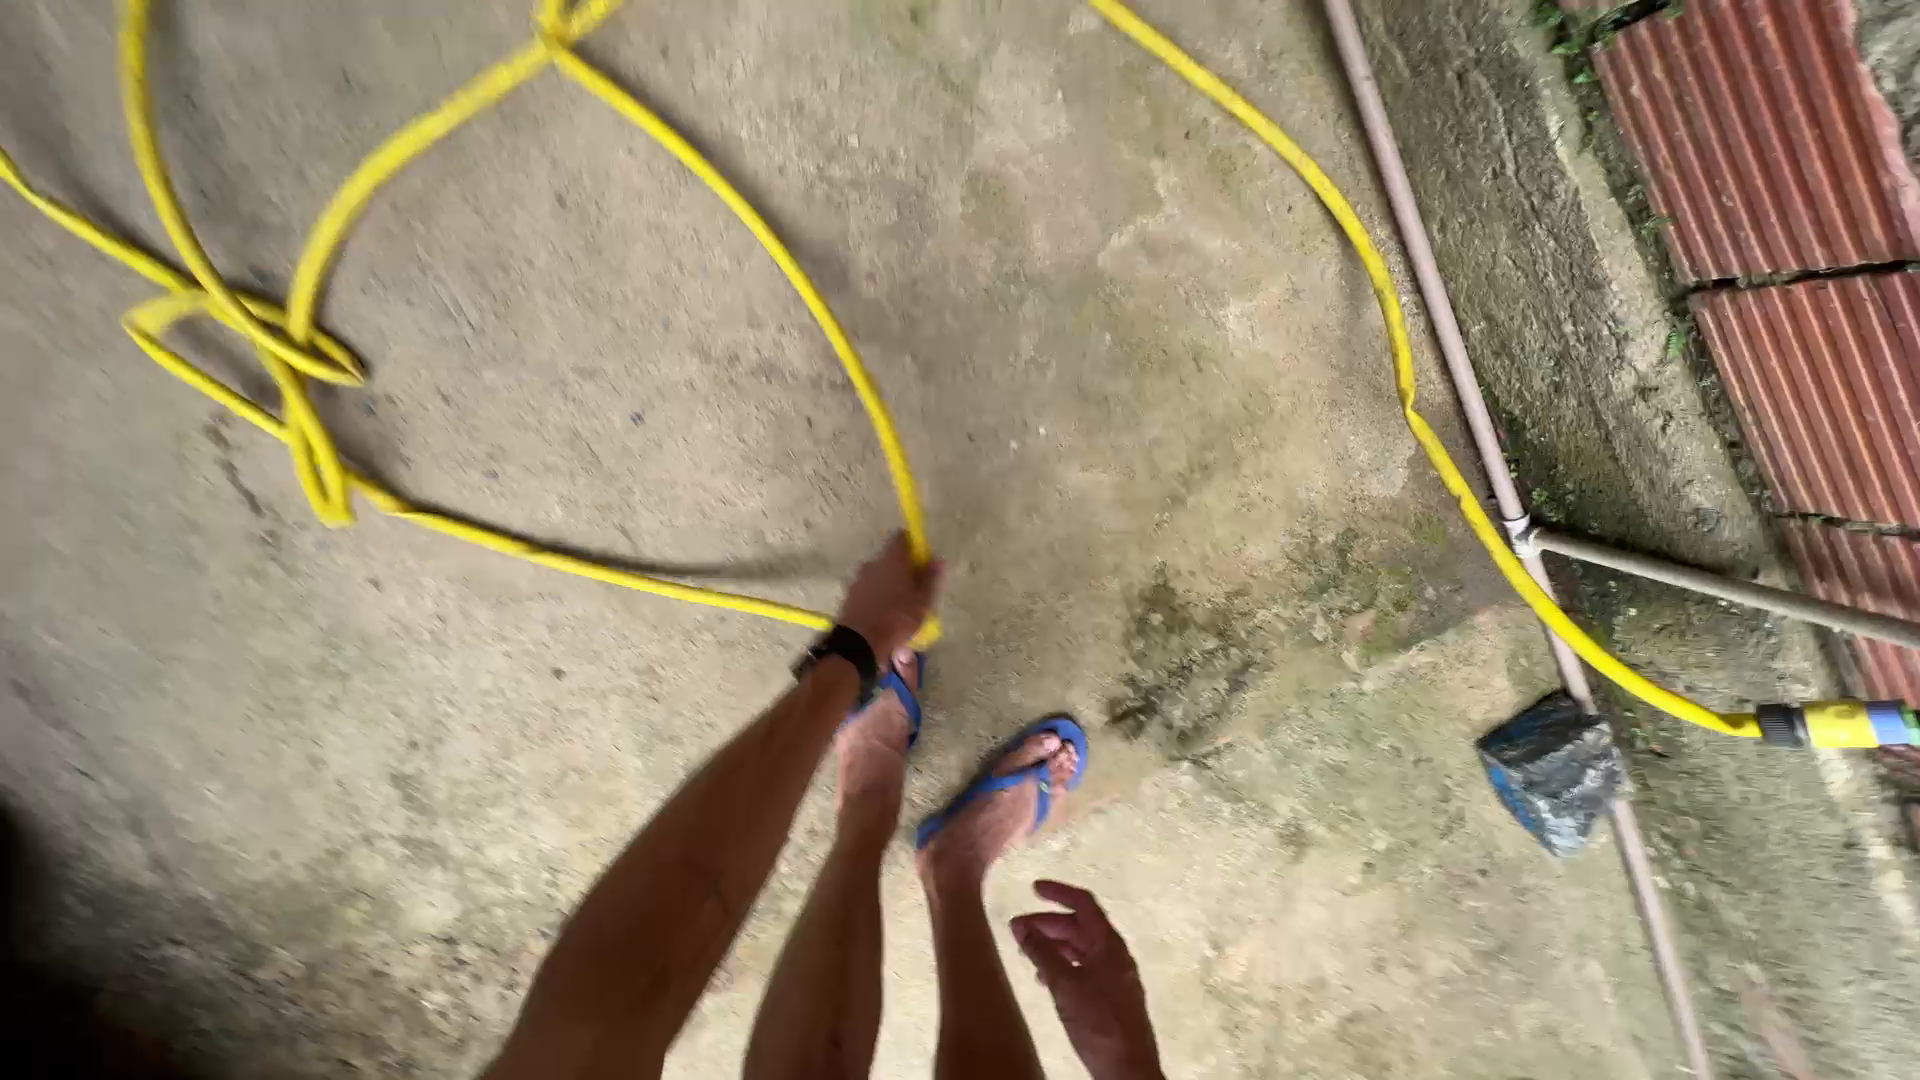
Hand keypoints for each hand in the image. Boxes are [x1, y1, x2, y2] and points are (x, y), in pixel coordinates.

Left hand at [835, 531, 944, 660]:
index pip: (903, 537)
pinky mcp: (850, 596)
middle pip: (891, 559)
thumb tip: (939, 560)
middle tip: (916, 593)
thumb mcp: (923, 601)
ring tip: (901, 612)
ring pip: (880, 577)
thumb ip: (931, 578)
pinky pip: (869, 592)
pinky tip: (885, 620)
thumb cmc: (897, 618)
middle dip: (904, 572)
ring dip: (891, 588)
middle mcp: (873, 563)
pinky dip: (878, 600)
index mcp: (892, 559)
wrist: (859, 643)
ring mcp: (858, 579)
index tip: (924, 565)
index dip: (915, 548)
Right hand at [1011, 881, 1164, 1079]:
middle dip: (1049, 924)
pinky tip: (1045, 980)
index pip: (1084, 904)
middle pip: (1079, 926)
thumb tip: (1019, 924)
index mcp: (1109, 944)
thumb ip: (1041, 952)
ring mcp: (1115, 976)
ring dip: (1054, 946)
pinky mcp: (1111, 996)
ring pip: (1080, 949)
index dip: (1058, 892)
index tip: (1033, 888)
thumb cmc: (1100, 1023)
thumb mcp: (1065, 985)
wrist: (1129, 1072)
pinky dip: (1063, 966)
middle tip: (1020, 929)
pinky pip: (1084, 968)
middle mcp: (1115, 954)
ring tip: (1028, 954)